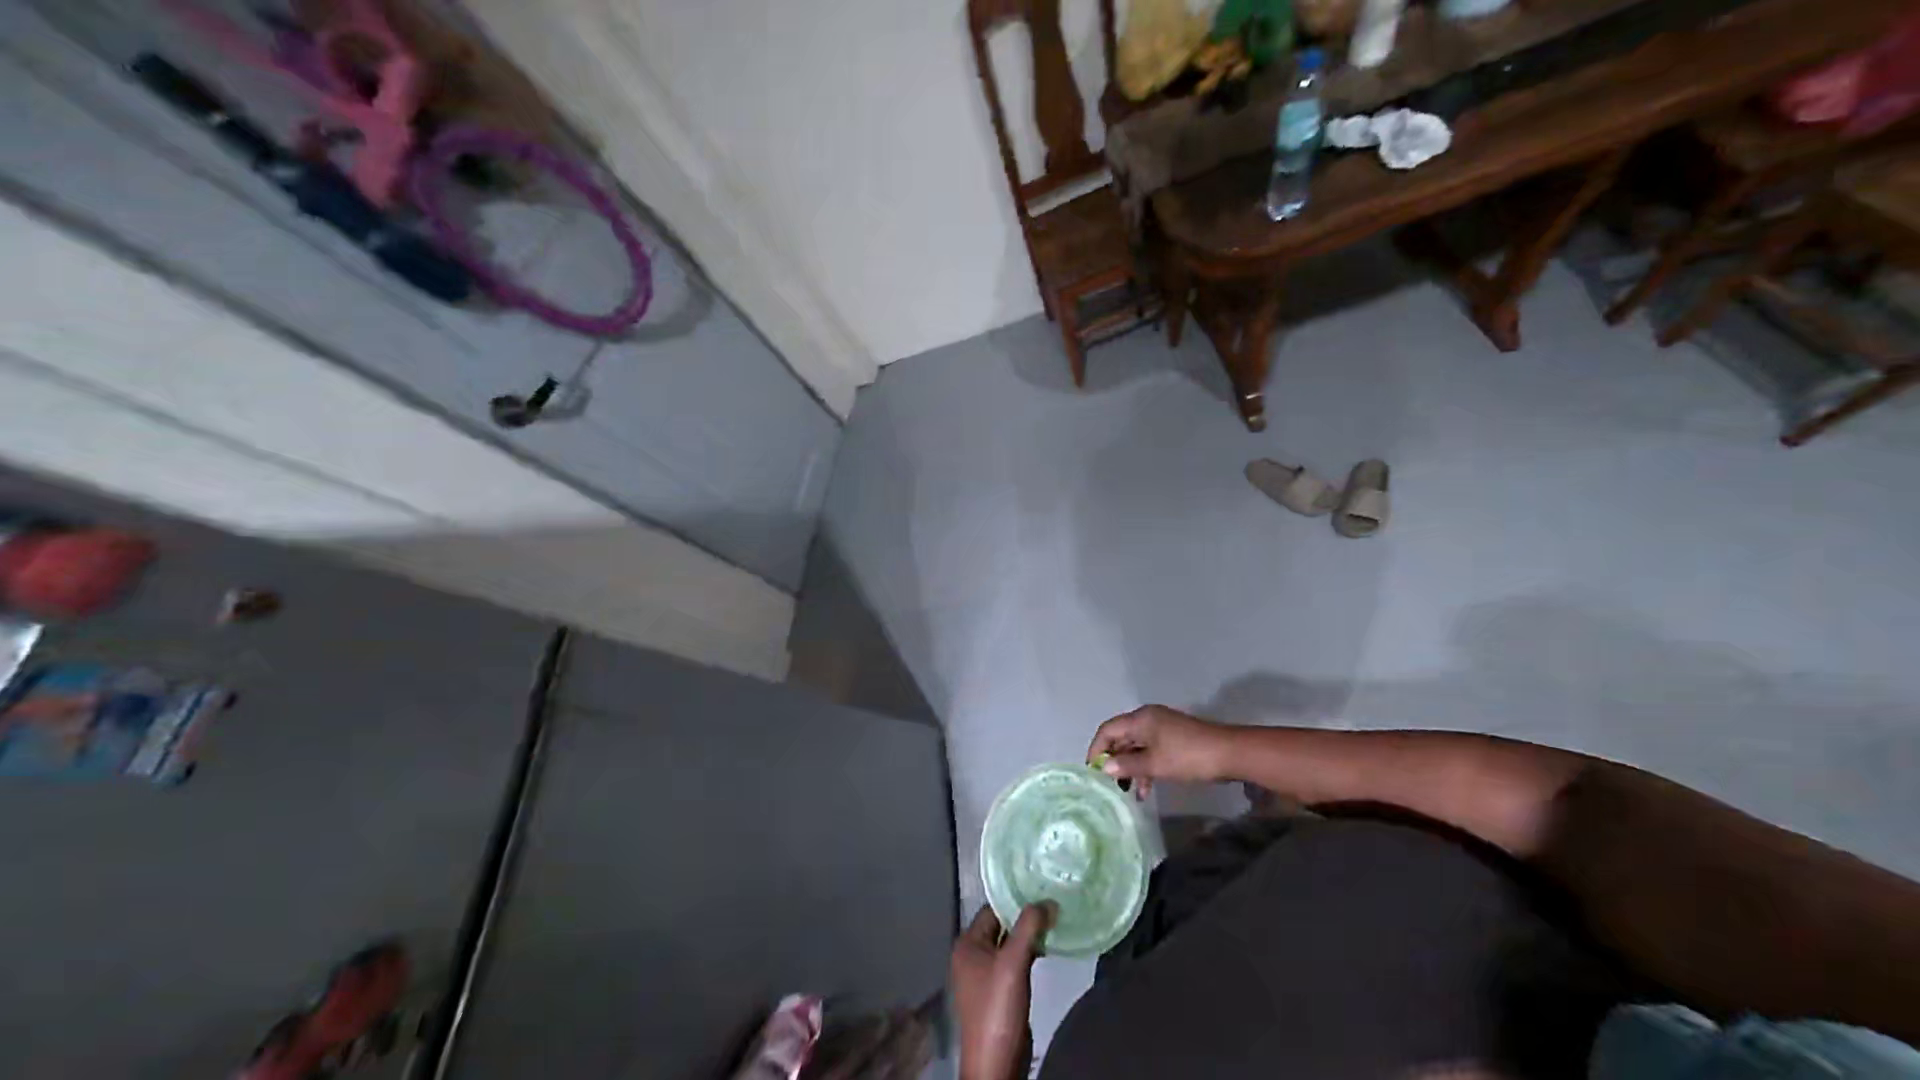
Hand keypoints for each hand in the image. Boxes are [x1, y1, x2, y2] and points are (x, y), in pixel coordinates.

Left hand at [950, 904, 1050, 1079]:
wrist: (995, 1063)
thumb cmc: (997, 1007)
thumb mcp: (1013, 962)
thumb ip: (1028, 928)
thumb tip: (1047, 901)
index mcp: (967, 944)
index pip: (992, 909)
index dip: (1015, 899)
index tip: (1041, 889)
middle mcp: (972, 956)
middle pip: (1000, 926)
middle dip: (1024, 917)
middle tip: (1052, 903)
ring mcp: (984, 976)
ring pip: (1008, 945)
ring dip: (1028, 936)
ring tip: (1054, 922)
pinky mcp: (998, 992)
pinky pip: (1013, 963)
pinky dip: (1028, 954)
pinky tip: (1047, 950)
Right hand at [1087, 705, 1238, 797]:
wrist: (1230, 754)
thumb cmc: (1188, 757)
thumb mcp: (1155, 764)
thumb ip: (1128, 765)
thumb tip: (1105, 767)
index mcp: (1140, 719)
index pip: (1108, 730)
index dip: (1097, 749)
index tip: (1093, 772)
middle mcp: (1148, 719)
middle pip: (1121, 737)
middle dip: (1114, 760)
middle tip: (1110, 784)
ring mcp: (1162, 728)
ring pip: (1137, 746)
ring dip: (1131, 767)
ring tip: (1130, 792)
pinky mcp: (1174, 739)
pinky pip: (1151, 751)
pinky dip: (1146, 767)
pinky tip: (1147, 789)